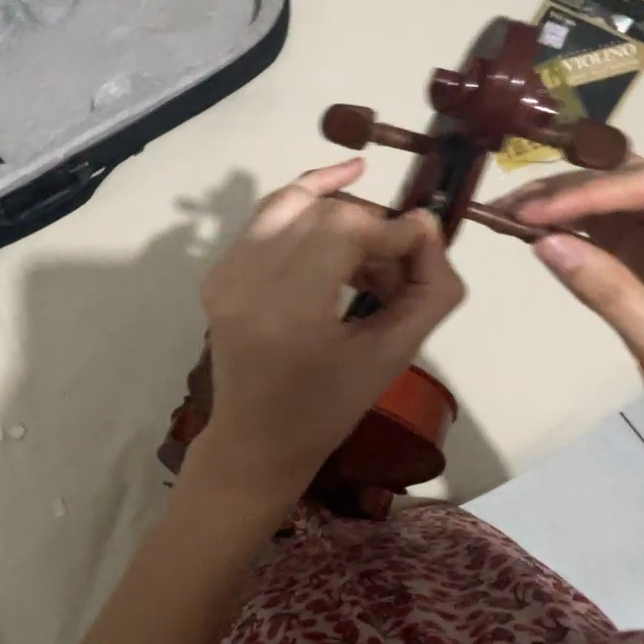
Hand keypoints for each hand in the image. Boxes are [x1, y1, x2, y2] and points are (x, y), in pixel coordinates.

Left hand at [187, 159, 464, 512]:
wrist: (256, 439)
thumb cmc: (328, 408)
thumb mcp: (393, 356)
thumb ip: (428, 292)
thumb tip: (426, 228)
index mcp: (288, 308)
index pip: (343, 229)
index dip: (391, 228)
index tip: (422, 245)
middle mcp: (246, 280)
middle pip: (317, 212)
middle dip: (368, 222)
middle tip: (398, 259)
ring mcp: (223, 274)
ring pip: (285, 204)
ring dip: (335, 210)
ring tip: (373, 243)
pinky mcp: (215, 275)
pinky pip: (263, 224)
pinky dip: (303, 220)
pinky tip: (337, 232)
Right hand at [509, 163, 643, 466]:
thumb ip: (608, 290)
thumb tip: (543, 242)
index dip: (593, 192)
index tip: (534, 210)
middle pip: (640, 186)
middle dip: (575, 189)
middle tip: (513, 203)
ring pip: (622, 205)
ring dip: (568, 204)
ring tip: (513, 212)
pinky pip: (614, 235)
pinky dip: (574, 229)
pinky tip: (536, 231)